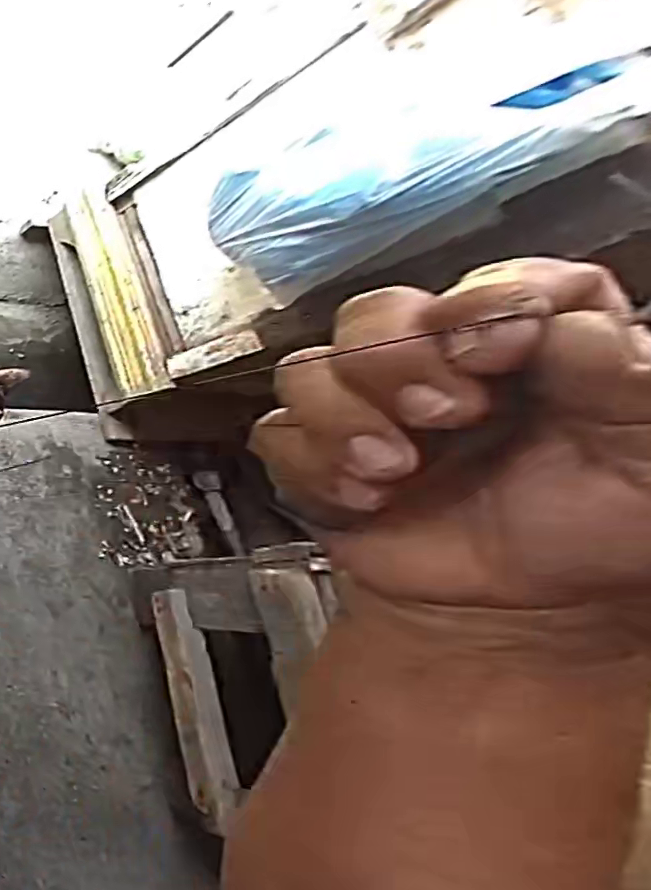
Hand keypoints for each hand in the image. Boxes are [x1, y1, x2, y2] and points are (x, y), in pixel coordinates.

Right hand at [250, 258, 650, 630]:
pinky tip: (362, 497)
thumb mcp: (649, 461)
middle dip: (394, 359)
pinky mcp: (304, 449)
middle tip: (446, 414)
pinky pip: (274, 434)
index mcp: (523, 352)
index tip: (496, 346)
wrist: (512, 606)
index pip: (496, 283)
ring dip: (342, 418)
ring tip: (393, 469)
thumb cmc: (593, 530)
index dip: (487, 298)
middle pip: (372, 313)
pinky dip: (312, 466)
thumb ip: (627, 386)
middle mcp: (430, 366)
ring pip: (304, 369)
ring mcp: (356, 406)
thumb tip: (572, 327)